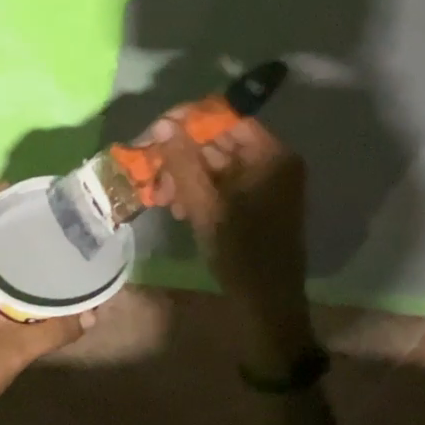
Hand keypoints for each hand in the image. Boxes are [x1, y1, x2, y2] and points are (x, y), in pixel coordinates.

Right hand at [144, 116, 316, 377]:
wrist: (269, 307)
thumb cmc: (241, 254)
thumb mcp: (206, 206)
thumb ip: (183, 161)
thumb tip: (164, 124)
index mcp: (270, 155)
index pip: (225, 117)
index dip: (187, 121)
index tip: (154, 135)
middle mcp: (273, 160)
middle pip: (219, 139)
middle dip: (181, 154)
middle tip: (151, 172)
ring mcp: (267, 182)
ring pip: (216, 162)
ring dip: (186, 174)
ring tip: (162, 197)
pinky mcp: (258, 201)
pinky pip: (224, 182)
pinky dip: (199, 189)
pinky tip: (178, 207)